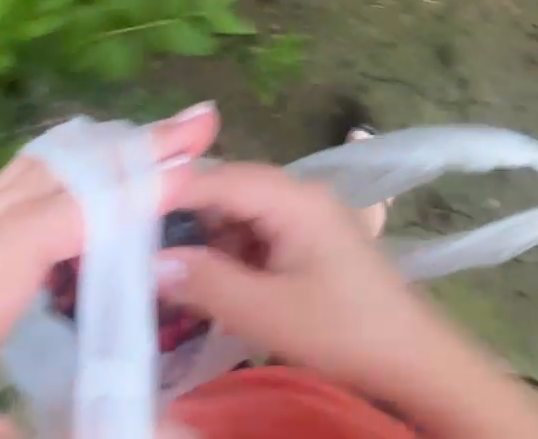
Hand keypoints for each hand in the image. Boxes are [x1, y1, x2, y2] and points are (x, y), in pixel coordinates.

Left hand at [0, 103, 220, 438]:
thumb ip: (99, 429)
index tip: (188, 173)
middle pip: (24, 191)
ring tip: (166, 146)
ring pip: (15, 188)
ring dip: (99, 160)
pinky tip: (111, 187)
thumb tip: (189, 420)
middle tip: (194, 129)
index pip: (26, 237)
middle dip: (118, 153)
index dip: (112, 199)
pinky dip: (71, 185)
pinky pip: (9, 210)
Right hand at [155, 162, 453, 395]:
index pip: (220, 178)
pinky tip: (216, 287)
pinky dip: (233, 257)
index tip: (124, 212)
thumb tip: (150, 263)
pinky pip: (258, 235)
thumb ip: (207, 283)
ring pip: (240, 216)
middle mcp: (300, 194)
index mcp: (294, 198)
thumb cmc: (343, 330)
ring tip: (178, 279)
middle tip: (145, 255)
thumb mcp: (267, 312)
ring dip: (211, 245)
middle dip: (190, 224)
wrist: (413, 358)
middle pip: (229, 193)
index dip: (172, 192)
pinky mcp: (309, 240)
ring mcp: (307, 216)